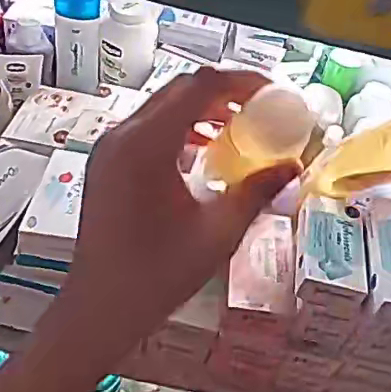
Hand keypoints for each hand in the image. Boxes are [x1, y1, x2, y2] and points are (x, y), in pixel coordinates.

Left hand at [47, 68, 296, 361]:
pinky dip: (184, 125)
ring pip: (165, 104)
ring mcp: (110, 147)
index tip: (273, 92)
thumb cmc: (155, 276)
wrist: (98, 310)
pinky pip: (151, 125)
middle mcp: (123, 135)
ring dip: (204, 106)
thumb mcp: (217, 233)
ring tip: (241, 124)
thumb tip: (292, 166)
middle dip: (226, 90)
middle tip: (263, 105)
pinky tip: (208, 147)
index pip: (199, 86)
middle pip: (181, 88)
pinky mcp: (108, 161)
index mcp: (146, 146)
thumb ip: (257, 192)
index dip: (241, 81)